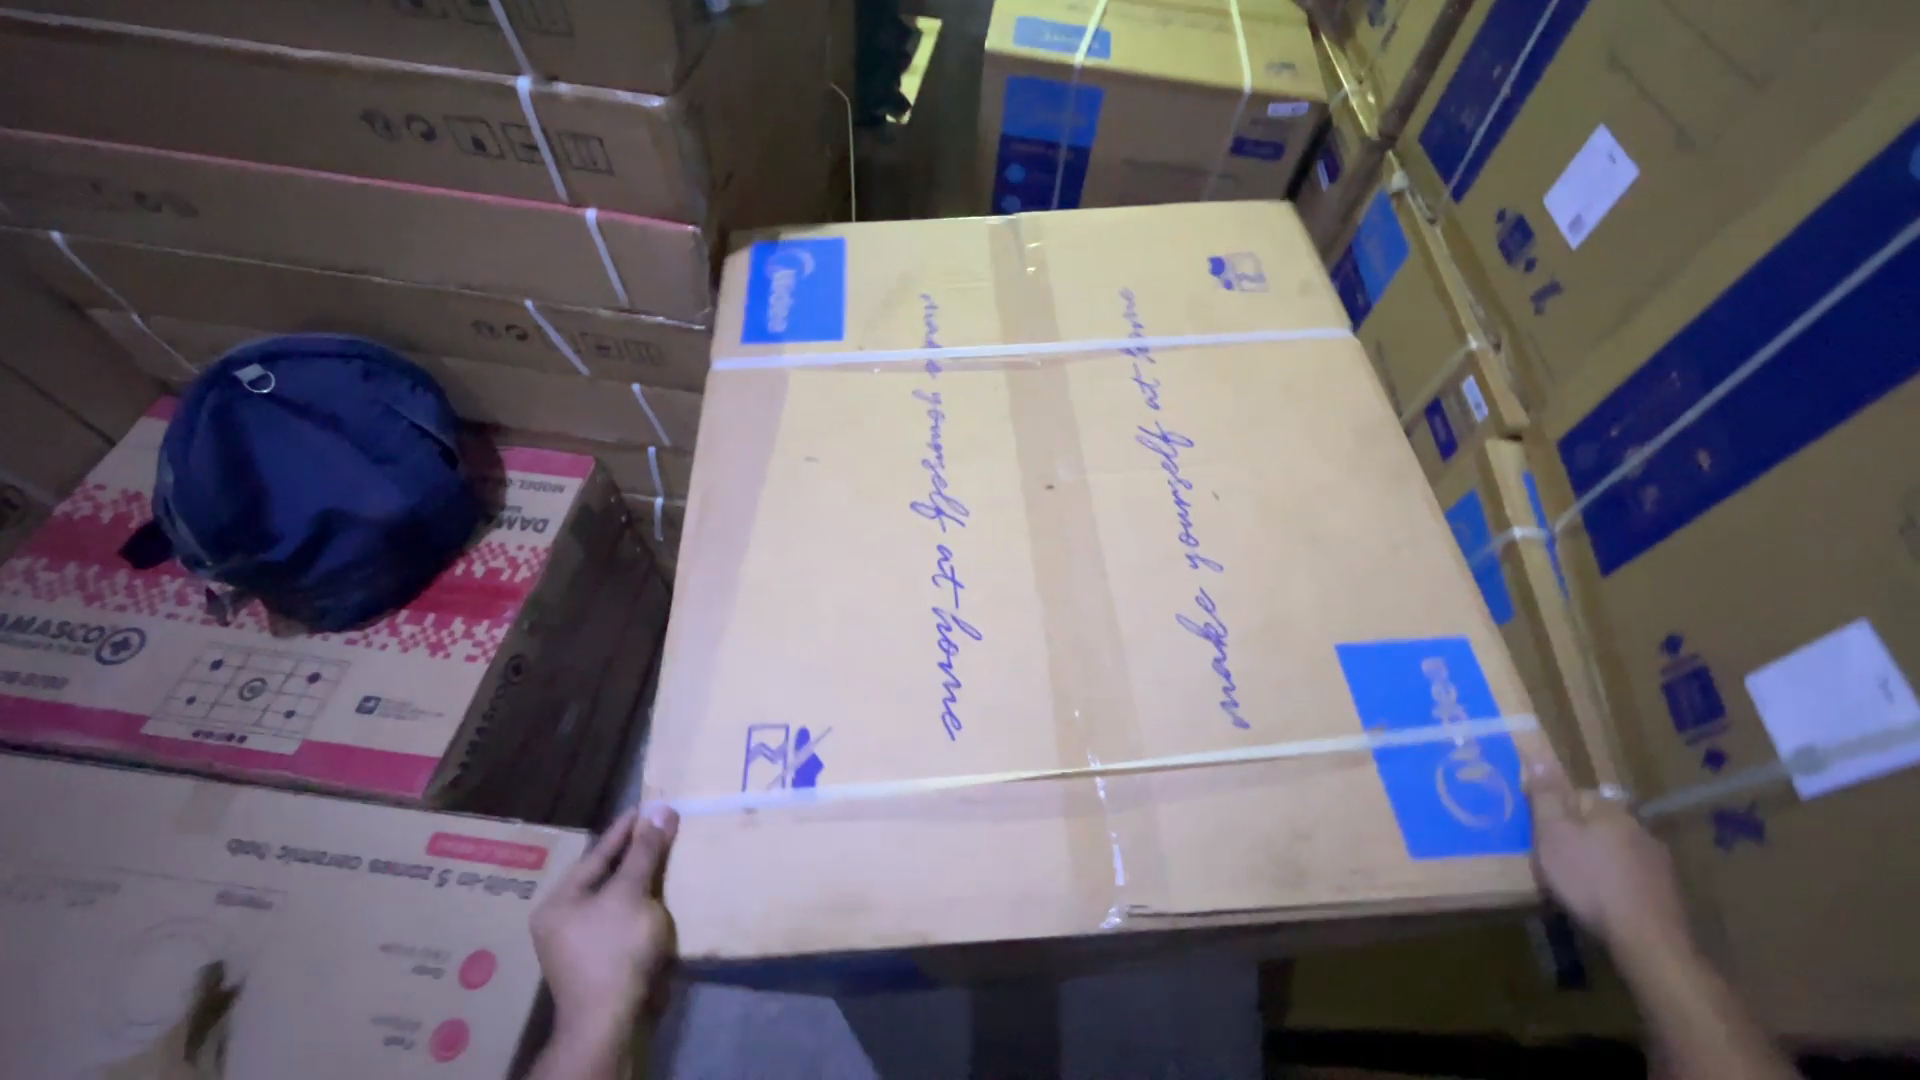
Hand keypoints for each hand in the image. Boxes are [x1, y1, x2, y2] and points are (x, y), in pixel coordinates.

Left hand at [531, 806, 679, 1052]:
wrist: (612, 1021)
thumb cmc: (614, 949)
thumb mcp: (631, 893)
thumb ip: (645, 852)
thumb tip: (661, 810)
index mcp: (560, 902)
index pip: (598, 853)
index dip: (626, 828)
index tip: (649, 805)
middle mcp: (564, 920)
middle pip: (606, 876)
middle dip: (636, 852)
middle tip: (663, 825)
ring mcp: (583, 943)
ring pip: (618, 898)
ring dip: (644, 878)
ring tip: (669, 853)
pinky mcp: (605, 959)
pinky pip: (627, 918)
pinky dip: (645, 903)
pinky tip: (666, 892)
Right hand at [1526, 754, 1690, 956]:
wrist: (1646, 938)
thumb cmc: (1589, 880)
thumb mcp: (1553, 834)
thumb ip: (1546, 795)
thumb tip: (1537, 752)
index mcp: (1611, 811)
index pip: (1579, 796)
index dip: (1557, 811)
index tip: (1542, 832)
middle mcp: (1640, 829)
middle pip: (1600, 823)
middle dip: (1580, 836)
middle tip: (1557, 859)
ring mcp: (1658, 862)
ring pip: (1618, 850)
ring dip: (1601, 859)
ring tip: (1581, 883)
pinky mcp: (1667, 891)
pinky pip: (1633, 876)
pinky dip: (1619, 883)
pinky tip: (1607, 901)